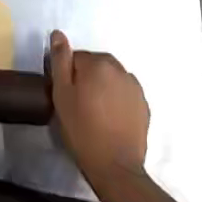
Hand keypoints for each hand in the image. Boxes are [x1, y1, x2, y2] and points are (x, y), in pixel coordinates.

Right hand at [48, 29, 149, 187]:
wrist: (116, 168)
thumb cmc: (83, 132)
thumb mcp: (62, 97)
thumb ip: (60, 62)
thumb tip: (58, 34)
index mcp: (98, 63)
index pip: (76, 58)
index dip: (68, 78)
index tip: (66, 98)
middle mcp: (119, 67)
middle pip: (95, 66)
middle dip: (86, 81)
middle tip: (78, 108)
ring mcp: (134, 85)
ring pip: (110, 79)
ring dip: (102, 89)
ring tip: (94, 116)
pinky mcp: (143, 103)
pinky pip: (124, 93)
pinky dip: (116, 101)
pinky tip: (110, 121)